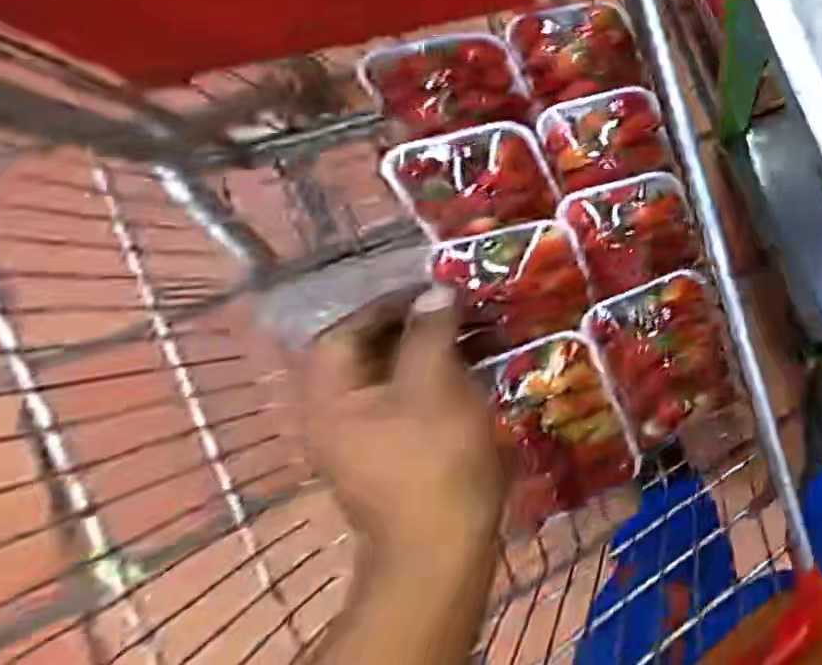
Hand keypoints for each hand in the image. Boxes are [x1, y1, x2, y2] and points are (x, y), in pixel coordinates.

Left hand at [302, 286, 506, 560]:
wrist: (445, 535)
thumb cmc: (434, 454)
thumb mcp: (435, 384)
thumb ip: (431, 333)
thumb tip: (436, 291)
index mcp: (333, 398)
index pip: (345, 333)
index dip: (387, 304)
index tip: (436, 287)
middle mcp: (342, 412)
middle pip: (373, 350)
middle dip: (420, 321)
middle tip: (469, 302)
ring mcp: (373, 431)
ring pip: (401, 370)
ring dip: (441, 343)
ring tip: (489, 327)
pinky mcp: (406, 442)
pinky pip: (420, 391)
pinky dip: (449, 369)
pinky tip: (486, 362)